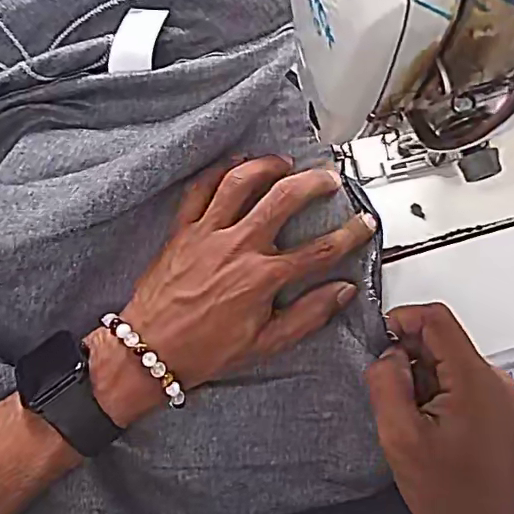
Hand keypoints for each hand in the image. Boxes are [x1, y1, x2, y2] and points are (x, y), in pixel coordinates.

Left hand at [87, 155, 375, 425]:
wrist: (150, 351)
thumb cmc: (203, 349)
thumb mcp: (265, 343)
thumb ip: (308, 315)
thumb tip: (340, 293)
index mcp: (262, 278)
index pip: (320, 249)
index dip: (350, 233)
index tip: (362, 223)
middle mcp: (237, 248)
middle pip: (285, 198)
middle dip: (314, 181)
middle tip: (328, 178)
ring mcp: (207, 234)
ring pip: (241, 181)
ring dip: (268, 165)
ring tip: (285, 163)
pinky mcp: (182, 229)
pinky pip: (200, 188)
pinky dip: (219, 171)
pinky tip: (234, 165)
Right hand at [366, 302, 513, 513]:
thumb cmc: (452, 500)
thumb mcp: (400, 438)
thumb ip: (387, 384)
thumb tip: (385, 354)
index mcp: (475, 380)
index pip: (436, 319)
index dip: (401, 319)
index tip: (378, 339)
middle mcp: (494, 382)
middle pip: (441, 340)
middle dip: (407, 357)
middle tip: (390, 395)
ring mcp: (498, 397)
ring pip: (446, 362)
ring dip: (419, 380)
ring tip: (411, 423)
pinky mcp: (496, 412)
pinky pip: (457, 383)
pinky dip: (433, 395)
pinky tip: (425, 430)